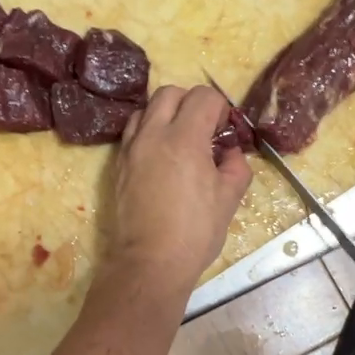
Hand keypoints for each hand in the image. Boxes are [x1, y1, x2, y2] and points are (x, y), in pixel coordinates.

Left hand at [105, 86, 252, 293]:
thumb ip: (236, 167)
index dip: (219, 107)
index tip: (224, 130)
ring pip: (145, 110)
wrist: (150, 261)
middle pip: (169, 93)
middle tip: (203, 129)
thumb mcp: (229, 199)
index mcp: (185, 139)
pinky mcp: (118, 165)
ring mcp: (131, 149)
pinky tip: (161, 156)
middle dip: (190, 103)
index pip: (202, 97)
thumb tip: (231, 153)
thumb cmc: (195, 232)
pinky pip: (132, 133)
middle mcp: (153, 135)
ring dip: (165, 115)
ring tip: (179, 140)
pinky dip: (148, 133)